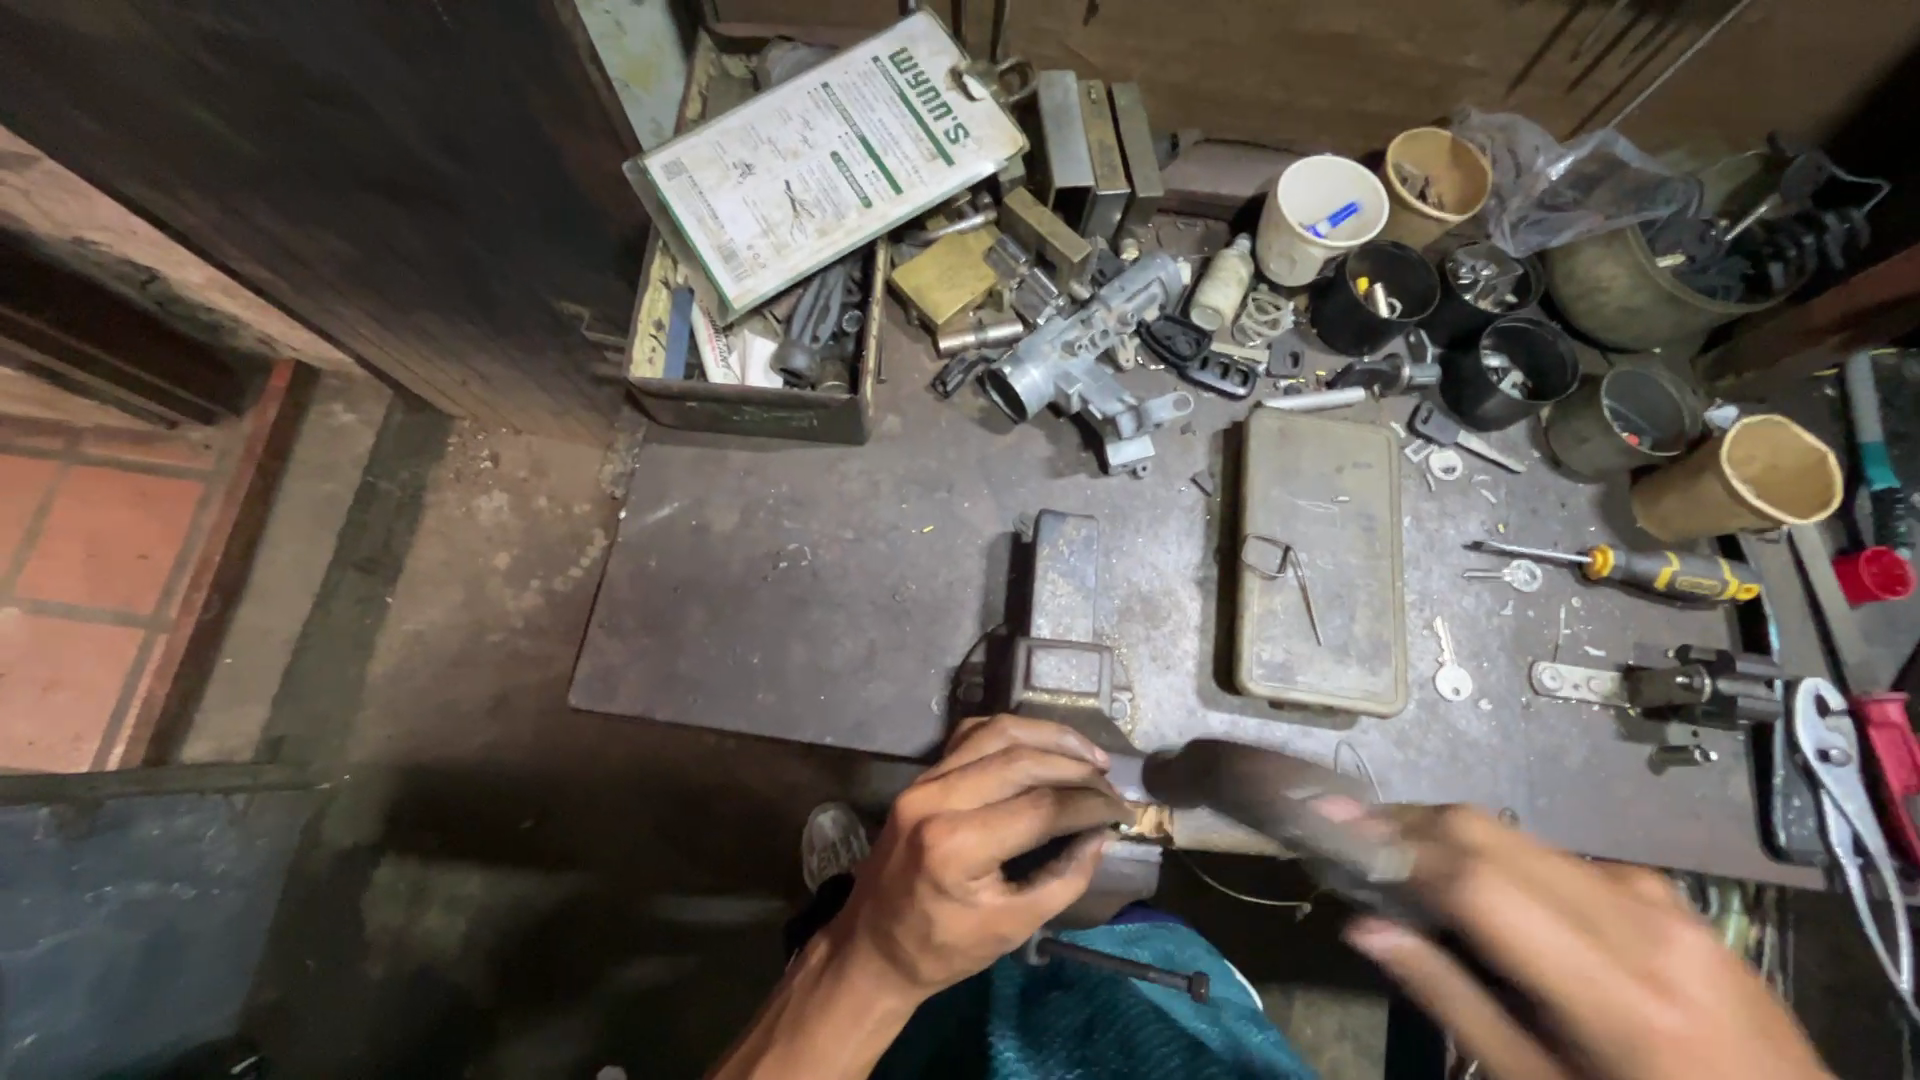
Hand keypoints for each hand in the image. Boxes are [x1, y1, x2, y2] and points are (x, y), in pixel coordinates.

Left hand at [825, 715, 1129, 999]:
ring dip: (1049, 737)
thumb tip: (1100, 834)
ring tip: (1088, 755)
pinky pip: (972, 735)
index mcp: (956, 845)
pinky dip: (1011, 732)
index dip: (1090, 805)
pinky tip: (1042, 744)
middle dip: (1076, 768)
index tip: (1123, 811)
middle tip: (1111, 783)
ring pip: (997, 732)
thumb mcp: (1012, 929)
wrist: (872, 945)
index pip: (1041, 807)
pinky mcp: (922, 774)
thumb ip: (1063, 878)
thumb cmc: (942, 948)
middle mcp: (937, 798)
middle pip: (1022, 760)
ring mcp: (924, 780)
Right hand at [1343, 805, 1830, 1079]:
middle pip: (1491, 835)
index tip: (1329, 823)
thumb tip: (1366, 927)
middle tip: (1349, 832)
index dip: (1393, 846)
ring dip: (1449, 835)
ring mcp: (1664, 903)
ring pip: (1521, 836)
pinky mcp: (1673, 898)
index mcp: (1614, 993)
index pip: (1474, 882)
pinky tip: (1481, 887)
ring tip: (1399, 857)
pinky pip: (1563, 858)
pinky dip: (1503, 858)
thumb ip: (1454, 1003)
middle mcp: (1640, 923)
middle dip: (1406, 823)